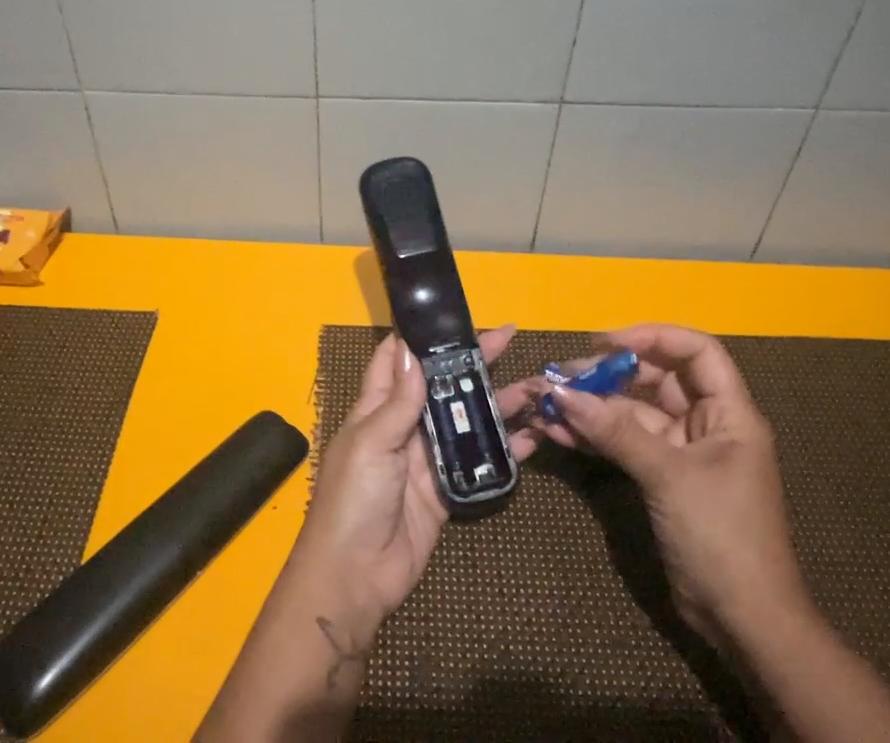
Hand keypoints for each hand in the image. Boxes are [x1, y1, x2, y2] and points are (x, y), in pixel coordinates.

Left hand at [290, 327, 531, 626]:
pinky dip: (505, 448)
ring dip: (497, 403)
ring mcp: (427, 459)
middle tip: (511, 339)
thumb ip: (398, 402)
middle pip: (441, 386)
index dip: (421, 337)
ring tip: (537, 387)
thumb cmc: (353, 499)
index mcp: (375, 409)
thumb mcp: (371, 443)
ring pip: (466, 421)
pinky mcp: (447, 490)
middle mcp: (403, 427)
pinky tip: (534, 435)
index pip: (396, 361)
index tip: (453, 316)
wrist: (356, 574)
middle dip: (472, 364)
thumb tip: (412, 351)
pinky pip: (479, 461)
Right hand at [522, 324, 809, 643]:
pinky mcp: (661, 479)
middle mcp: (707, 424)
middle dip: (608, 375)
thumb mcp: (669, 476)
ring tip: (547, 404)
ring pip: (633, 414)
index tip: (602, 344)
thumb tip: (562, 394)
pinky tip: (558, 433)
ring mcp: (682, 453)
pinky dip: (595, 438)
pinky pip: (625, 444)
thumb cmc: (721, 535)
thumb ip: (616, 431)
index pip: (695, 352)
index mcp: (729, 413)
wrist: (741, 617)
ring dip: (593, 408)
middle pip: (656, 380)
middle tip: (561, 378)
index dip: (651, 338)